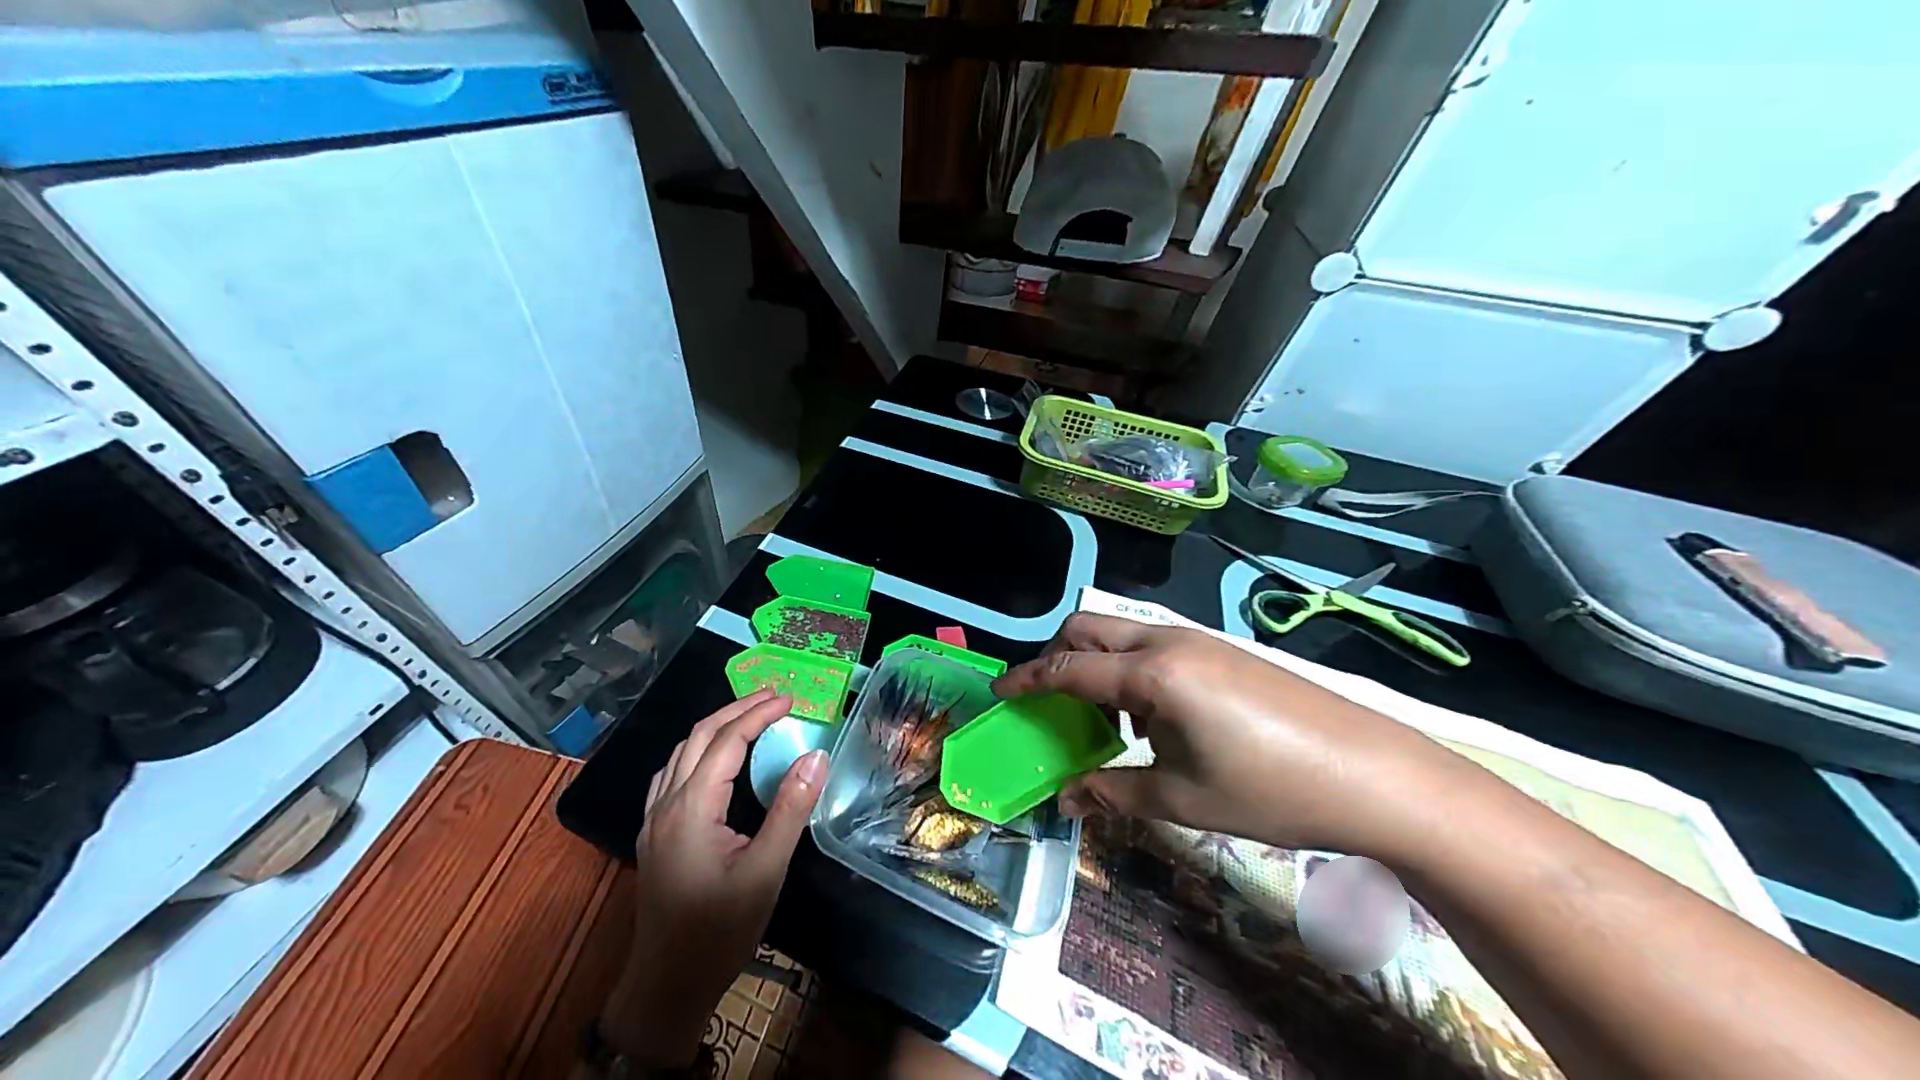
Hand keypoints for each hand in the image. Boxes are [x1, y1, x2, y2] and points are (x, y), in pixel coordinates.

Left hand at [601, 690, 826, 1066]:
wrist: (666, 985)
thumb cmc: (719, 930)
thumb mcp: (765, 871)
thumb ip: (790, 809)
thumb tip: (815, 756)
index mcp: (691, 807)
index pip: (727, 741)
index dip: (760, 713)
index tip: (792, 698)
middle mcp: (665, 804)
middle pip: (699, 737)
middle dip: (738, 709)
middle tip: (776, 696)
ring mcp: (654, 819)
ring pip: (682, 752)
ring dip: (716, 727)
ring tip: (752, 717)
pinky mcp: (654, 834)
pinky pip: (672, 773)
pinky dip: (698, 750)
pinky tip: (713, 760)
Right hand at [990, 613, 1466, 856]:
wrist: (1372, 773)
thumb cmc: (1268, 790)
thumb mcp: (1181, 799)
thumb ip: (1112, 790)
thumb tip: (1066, 797)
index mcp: (1151, 674)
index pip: (1067, 668)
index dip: (1026, 680)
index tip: (998, 691)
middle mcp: (1167, 641)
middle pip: (1088, 628)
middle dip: (1056, 658)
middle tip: (1050, 705)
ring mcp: (1199, 641)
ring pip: (1122, 634)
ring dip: (1098, 665)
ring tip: (1110, 725)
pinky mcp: (1222, 651)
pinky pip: (1155, 646)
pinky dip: (1132, 671)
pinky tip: (1156, 720)